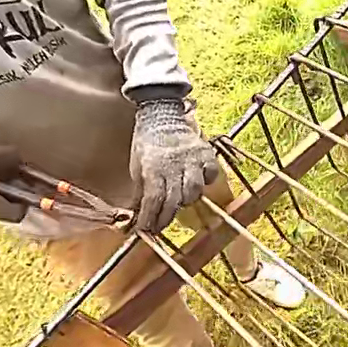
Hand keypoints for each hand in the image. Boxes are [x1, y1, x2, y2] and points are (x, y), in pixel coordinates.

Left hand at [129, 98, 221, 231]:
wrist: (162, 115)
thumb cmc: (146, 144)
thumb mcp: (136, 167)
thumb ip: (139, 192)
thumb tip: (135, 218)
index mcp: (154, 166)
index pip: (154, 199)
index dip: (150, 218)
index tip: (145, 231)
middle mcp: (175, 164)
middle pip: (174, 200)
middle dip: (165, 217)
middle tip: (159, 226)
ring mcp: (193, 159)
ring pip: (194, 191)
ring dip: (186, 201)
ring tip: (178, 202)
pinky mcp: (207, 154)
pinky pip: (211, 175)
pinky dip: (206, 182)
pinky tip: (197, 183)